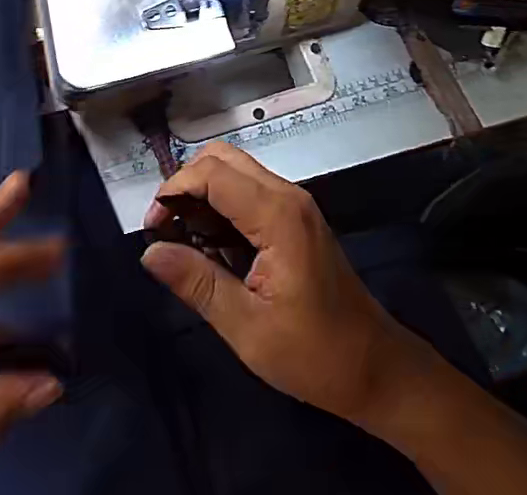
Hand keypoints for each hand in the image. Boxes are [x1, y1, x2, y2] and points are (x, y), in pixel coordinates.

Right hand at [140, 144, 426, 425]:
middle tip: (165, 228)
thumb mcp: (247, 327)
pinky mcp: (295, 218)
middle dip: (184, 184)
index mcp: (277, 215)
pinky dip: (220, 205)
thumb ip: (197, 283)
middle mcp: (287, 196)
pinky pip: (248, 191)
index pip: (212, 172)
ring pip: (234, 171)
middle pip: (221, 159)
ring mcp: (294, 205)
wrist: (376, 368)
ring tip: (183, 239)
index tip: (153, 228)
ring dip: (201, 194)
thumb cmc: (315, 353)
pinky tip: (210, 245)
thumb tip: (150, 252)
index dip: (173, 190)